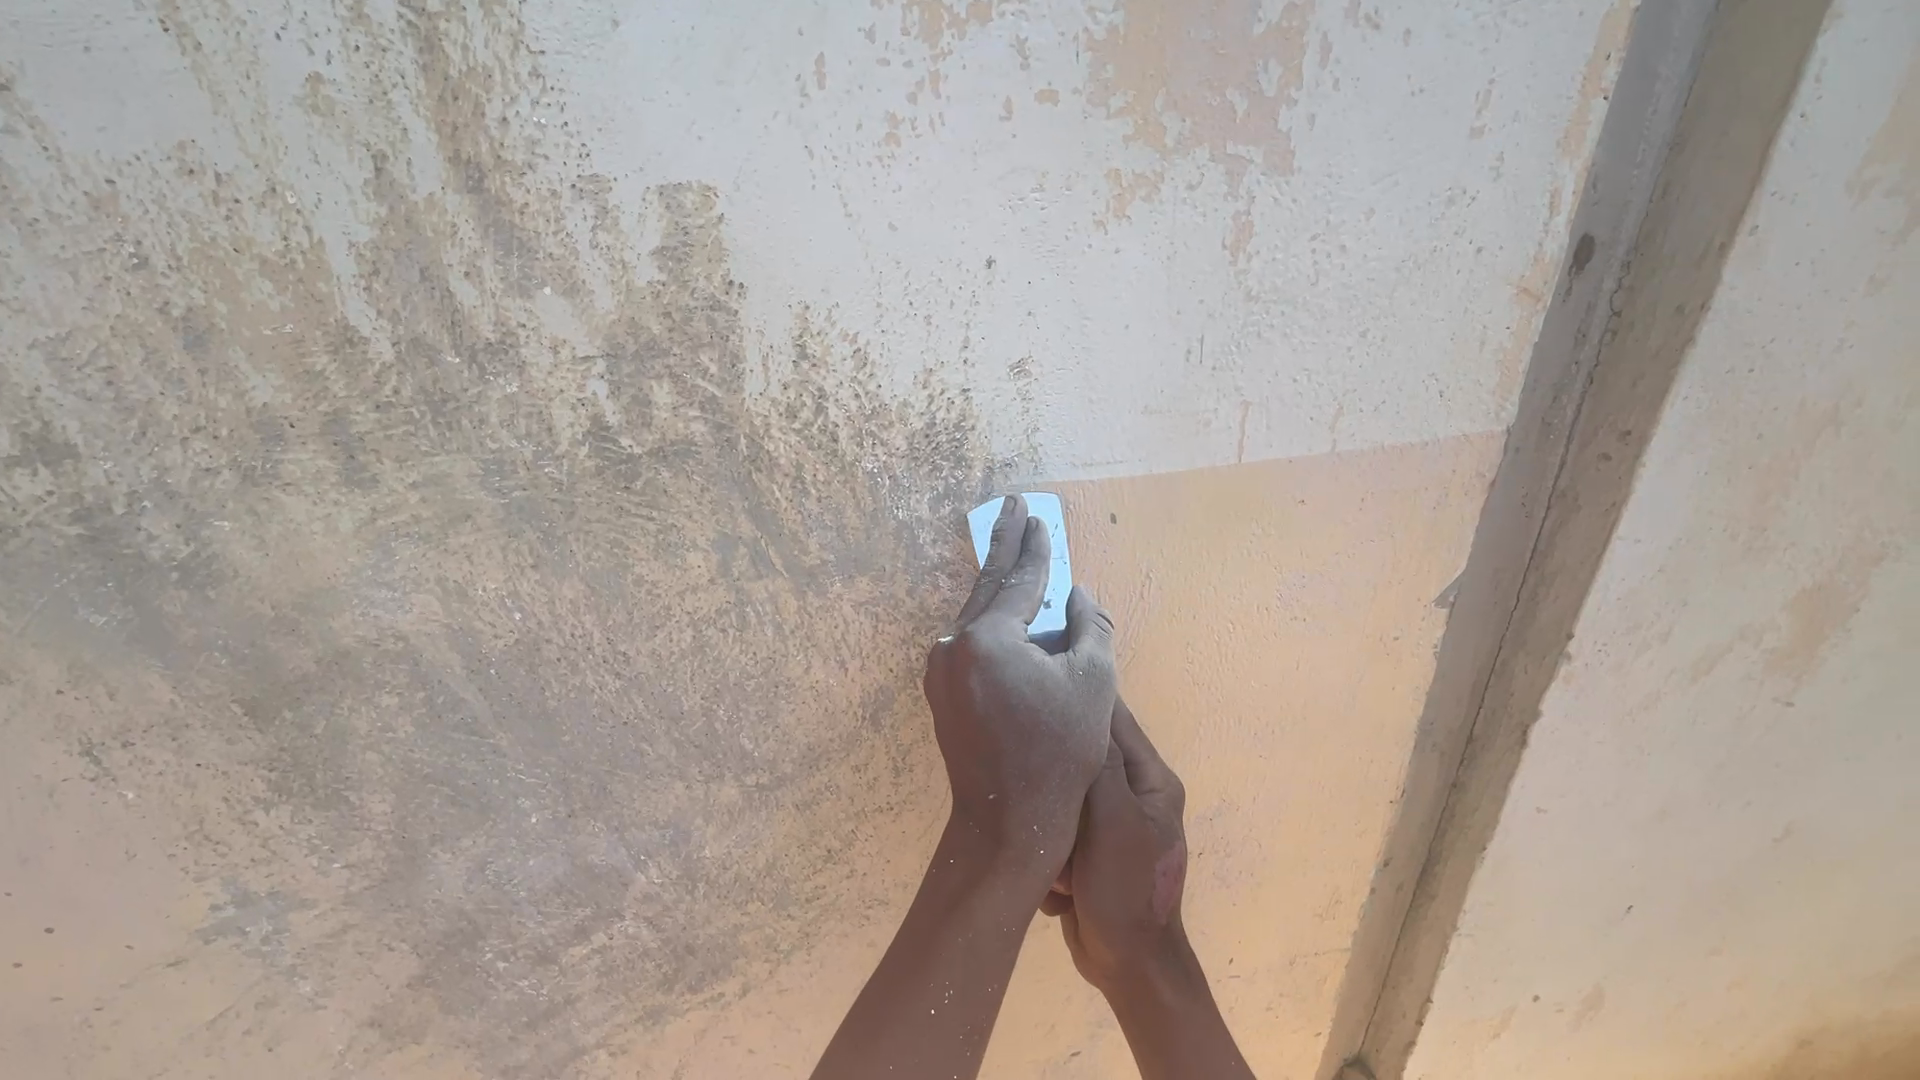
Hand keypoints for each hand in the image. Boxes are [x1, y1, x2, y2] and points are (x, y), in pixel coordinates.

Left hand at [925, 494, 1117, 870]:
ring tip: (1017, 559)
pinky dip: (991, 626)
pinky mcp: (939, 693)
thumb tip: (1079, 593)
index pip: (1018, 581)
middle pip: (987, 588)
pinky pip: (970, 645)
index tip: (1038, 517)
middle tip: (1012, 506)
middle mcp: (952, 646)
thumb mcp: (1092, 684)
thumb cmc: (1060, 753)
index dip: (1035, 548)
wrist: (1008, 821)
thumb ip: (1089, 628)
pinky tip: (1007, 618)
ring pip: (977, 619)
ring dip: (1000, 593)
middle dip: (1004, 546)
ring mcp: (939, 671)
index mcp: (987, 639)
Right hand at [1041, 697, 1189, 992]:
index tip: (1039, 679)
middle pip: (1084, 759)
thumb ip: (1101, 763)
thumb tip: (1088, 706)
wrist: (1128, 967)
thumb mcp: (1114, 818)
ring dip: (1052, 823)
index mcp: (1151, 780)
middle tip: (1026, 773)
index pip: (1115, 720)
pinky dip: (1053, 851)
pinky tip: (1051, 872)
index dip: (1082, 699)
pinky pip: (1061, 833)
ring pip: (1065, 797)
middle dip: (1057, 775)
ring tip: (1048, 847)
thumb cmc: (1127, 888)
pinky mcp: (1090, 853)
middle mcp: (1133, 795)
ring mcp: (1111, 826)